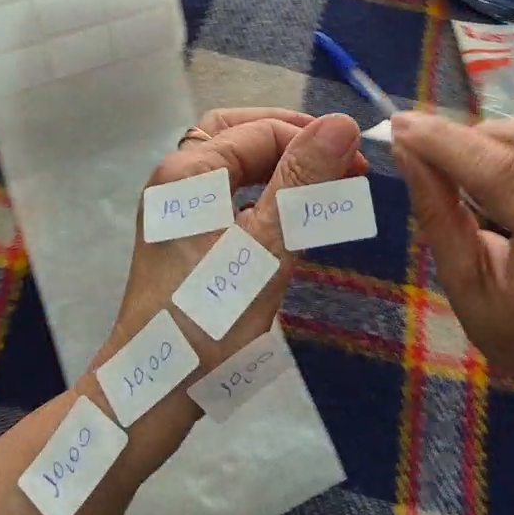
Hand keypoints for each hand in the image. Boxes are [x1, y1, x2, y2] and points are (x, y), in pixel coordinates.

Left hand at [103, 107, 367, 370]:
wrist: (153, 392)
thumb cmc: (209, 319)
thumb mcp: (265, 246)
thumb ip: (302, 181)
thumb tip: (341, 122)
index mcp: (189, 172)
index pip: (260, 131)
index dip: (312, 139)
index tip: (360, 165)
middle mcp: (177, 183)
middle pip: (238, 135)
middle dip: (291, 141)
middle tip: (338, 160)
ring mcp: (177, 213)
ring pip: (234, 168)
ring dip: (279, 169)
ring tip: (324, 187)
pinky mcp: (185, 243)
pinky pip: (228, 200)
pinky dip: (263, 198)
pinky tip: (289, 220)